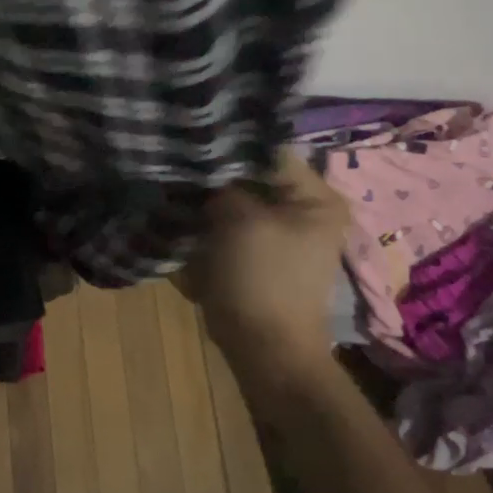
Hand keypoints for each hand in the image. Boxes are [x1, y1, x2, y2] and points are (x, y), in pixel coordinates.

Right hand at [176, 149, 350, 364]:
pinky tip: (184, 224)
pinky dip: (208, 224)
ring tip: (175, 196)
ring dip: (206, 201)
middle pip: (250, 176)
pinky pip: (229, 225)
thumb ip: (221, 183)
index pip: (266, 151)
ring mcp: (282, 234)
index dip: (226, 147)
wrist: (264, 348)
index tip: (188, 145)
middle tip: (176, 171)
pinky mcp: (259, 255)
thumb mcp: (239, 218)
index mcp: (317, 198)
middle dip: (213, 177)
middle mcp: (306, 210)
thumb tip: (200, 165)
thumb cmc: (260, 279)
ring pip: (235, 200)